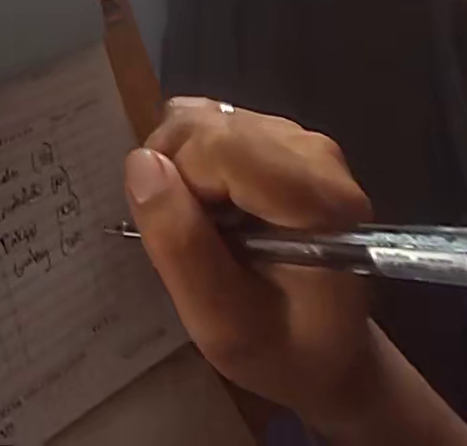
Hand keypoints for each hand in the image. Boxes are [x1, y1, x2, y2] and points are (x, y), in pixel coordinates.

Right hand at [127, 100, 466, 443]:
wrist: (325, 346)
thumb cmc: (281, 347)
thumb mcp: (222, 324)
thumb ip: (180, 244)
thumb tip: (141, 162)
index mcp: (317, 197)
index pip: (215, 144)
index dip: (181, 181)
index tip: (188, 231)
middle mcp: (312, 150)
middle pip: (203, 126)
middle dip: (176, 172)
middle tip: (192, 231)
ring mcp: (294, 134)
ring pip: (197, 119)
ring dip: (181, 165)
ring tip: (205, 219)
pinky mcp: (274, 130)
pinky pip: (204, 119)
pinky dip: (191, 154)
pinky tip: (211, 194)